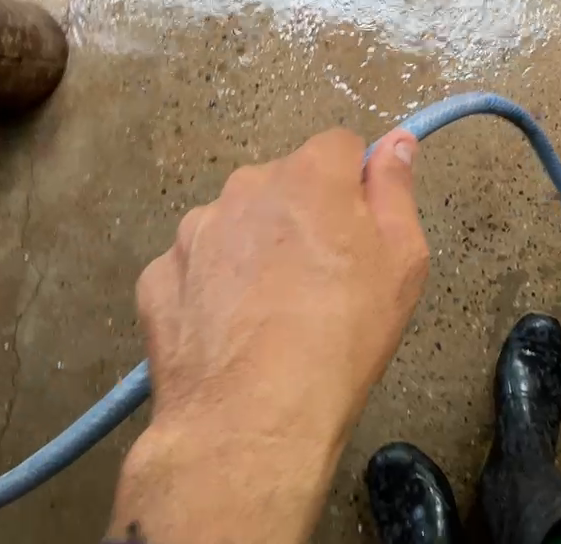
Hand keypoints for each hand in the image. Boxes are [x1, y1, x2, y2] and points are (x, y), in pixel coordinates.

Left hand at [108, 129, 428, 543]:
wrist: (252, 420)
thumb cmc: (345, 332)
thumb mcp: (402, 260)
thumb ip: (396, 189)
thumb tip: (398, 140)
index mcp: (309, 173)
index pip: (340, 147)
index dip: (355, 184)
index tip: (360, 229)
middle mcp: (246, 186)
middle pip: (286, 182)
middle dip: (305, 213)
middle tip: (322, 276)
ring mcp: (195, 230)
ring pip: (239, 221)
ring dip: (256, 246)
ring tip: (271, 310)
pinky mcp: (157, 276)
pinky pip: (197, 264)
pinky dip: (213, 284)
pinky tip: (229, 329)